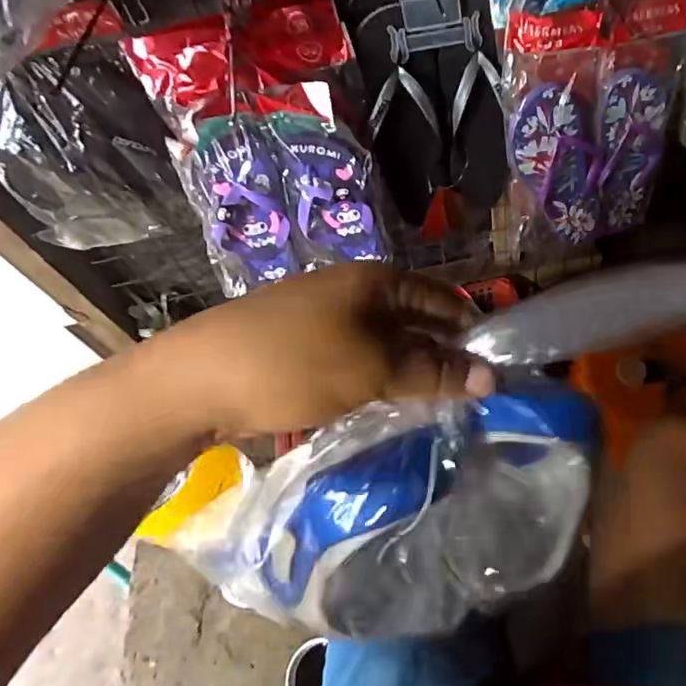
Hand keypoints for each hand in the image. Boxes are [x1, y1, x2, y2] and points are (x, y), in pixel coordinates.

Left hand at [140, 264, 492, 438]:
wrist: (188, 385)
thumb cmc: (293, 363)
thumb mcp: (373, 369)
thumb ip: (433, 373)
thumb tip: (492, 380)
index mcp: (376, 280)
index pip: (445, 299)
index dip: (474, 330)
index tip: (497, 367)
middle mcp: (355, 291)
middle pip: (419, 320)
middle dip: (447, 354)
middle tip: (474, 393)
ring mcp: (329, 319)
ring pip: (391, 343)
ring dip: (416, 370)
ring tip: (441, 404)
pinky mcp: (307, 348)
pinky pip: (363, 359)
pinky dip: (384, 379)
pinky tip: (393, 404)